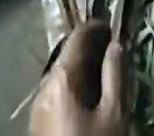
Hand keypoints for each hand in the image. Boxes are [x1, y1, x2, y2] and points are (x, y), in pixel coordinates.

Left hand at [30, 19, 126, 135]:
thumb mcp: (113, 115)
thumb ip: (115, 75)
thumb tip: (115, 44)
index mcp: (61, 78)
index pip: (77, 37)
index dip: (96, 27)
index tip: (113, 27)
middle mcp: (44, 86)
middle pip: (67, 54)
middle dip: (90, 48)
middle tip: (112, 49)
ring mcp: (37, 108)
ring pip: (61, 74)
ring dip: (81, 67)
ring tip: (104, 73)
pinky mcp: (37, 125)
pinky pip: (56, 93)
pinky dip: (73, 85)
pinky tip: (88, 97)